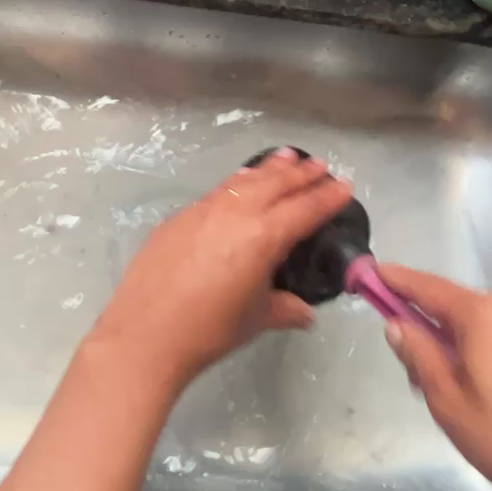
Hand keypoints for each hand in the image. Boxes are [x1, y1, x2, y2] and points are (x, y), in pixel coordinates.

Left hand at [89, 148, 353, 387]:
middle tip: (320, 165)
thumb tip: (305, 313)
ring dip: (269, 169)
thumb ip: (285, 309)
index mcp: (263, 237)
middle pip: (276, 185)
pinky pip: (220, 190)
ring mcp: (206, 210)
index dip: (327, 197)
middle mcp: (237, 214)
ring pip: (246, 181)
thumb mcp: (256, 319)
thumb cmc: (210, 330)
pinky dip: (239, 182)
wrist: (146, 332)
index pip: (304, 210)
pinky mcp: (182, 216)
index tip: (344, 185)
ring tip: (287, 157)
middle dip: (301, 174)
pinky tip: (242, 182)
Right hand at [380, 266, 491, 490]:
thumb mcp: (449, 404)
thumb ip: (419, 356)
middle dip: (436, 330)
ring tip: (470, 401)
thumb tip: (398, 325)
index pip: (427, 287)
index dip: (395, 281)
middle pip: (462, 309)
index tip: (371, 273)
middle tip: (421, 372)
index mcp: (484, 316)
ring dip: (471, 349)